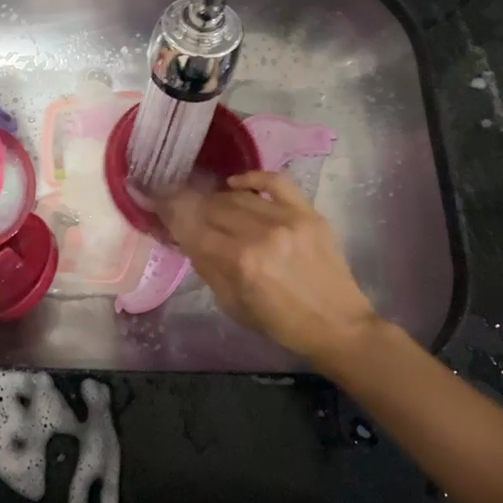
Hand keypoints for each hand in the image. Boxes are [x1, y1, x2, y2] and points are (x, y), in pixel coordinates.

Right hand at [160, 170, 381, 370]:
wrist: (339, 325)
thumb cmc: (282, 323)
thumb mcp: (234, 306)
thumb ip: (209, 269)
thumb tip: (189, 241)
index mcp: (240, 263)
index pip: (195, 230)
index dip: (176, 219)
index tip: (163, 210)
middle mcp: (260, 235)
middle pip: (214, 208)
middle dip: (196, 210)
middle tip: (190, 214)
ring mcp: (287, 219)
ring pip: (238, 196)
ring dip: (220, 200)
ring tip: (215, 207)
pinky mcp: (308, 213)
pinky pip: (275, 181)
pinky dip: (252, 177)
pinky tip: (237, 183)